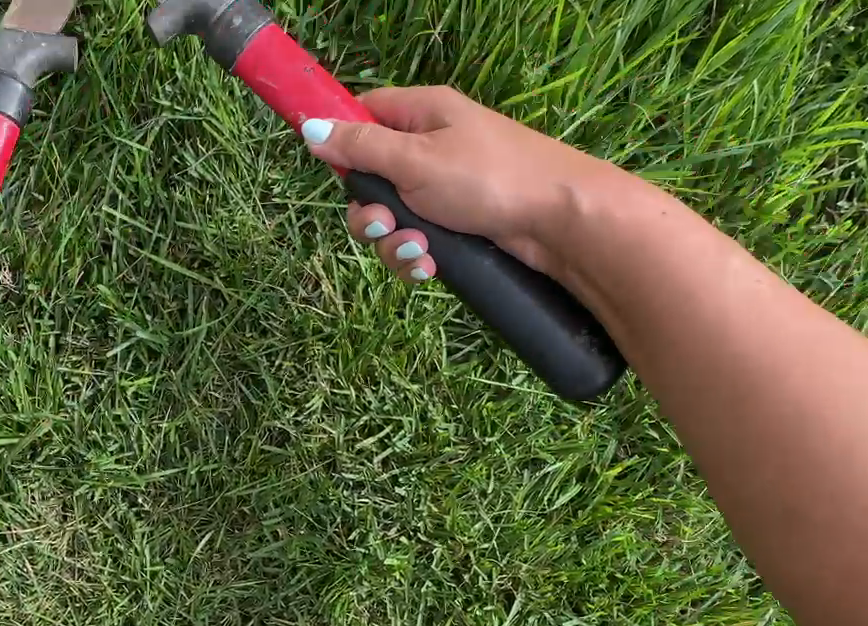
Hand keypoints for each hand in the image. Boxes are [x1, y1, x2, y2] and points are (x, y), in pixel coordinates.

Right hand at [300, 86, 640, 279]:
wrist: (556, 221)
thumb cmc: (488, 177)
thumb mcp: (415, 159)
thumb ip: (360, 148)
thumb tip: (311, 129)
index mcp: (420, 117)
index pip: (363, 116)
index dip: (342, 143)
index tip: (334, 173)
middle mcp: (427, 150)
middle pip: (367, 182)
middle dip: (370, 215)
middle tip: (386, 225)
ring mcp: (439, 190)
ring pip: (387, 221)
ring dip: (393, 244)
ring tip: (420, 251)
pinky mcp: (450, 225)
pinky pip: (411, 243)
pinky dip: (414, 258)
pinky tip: (429, 266)